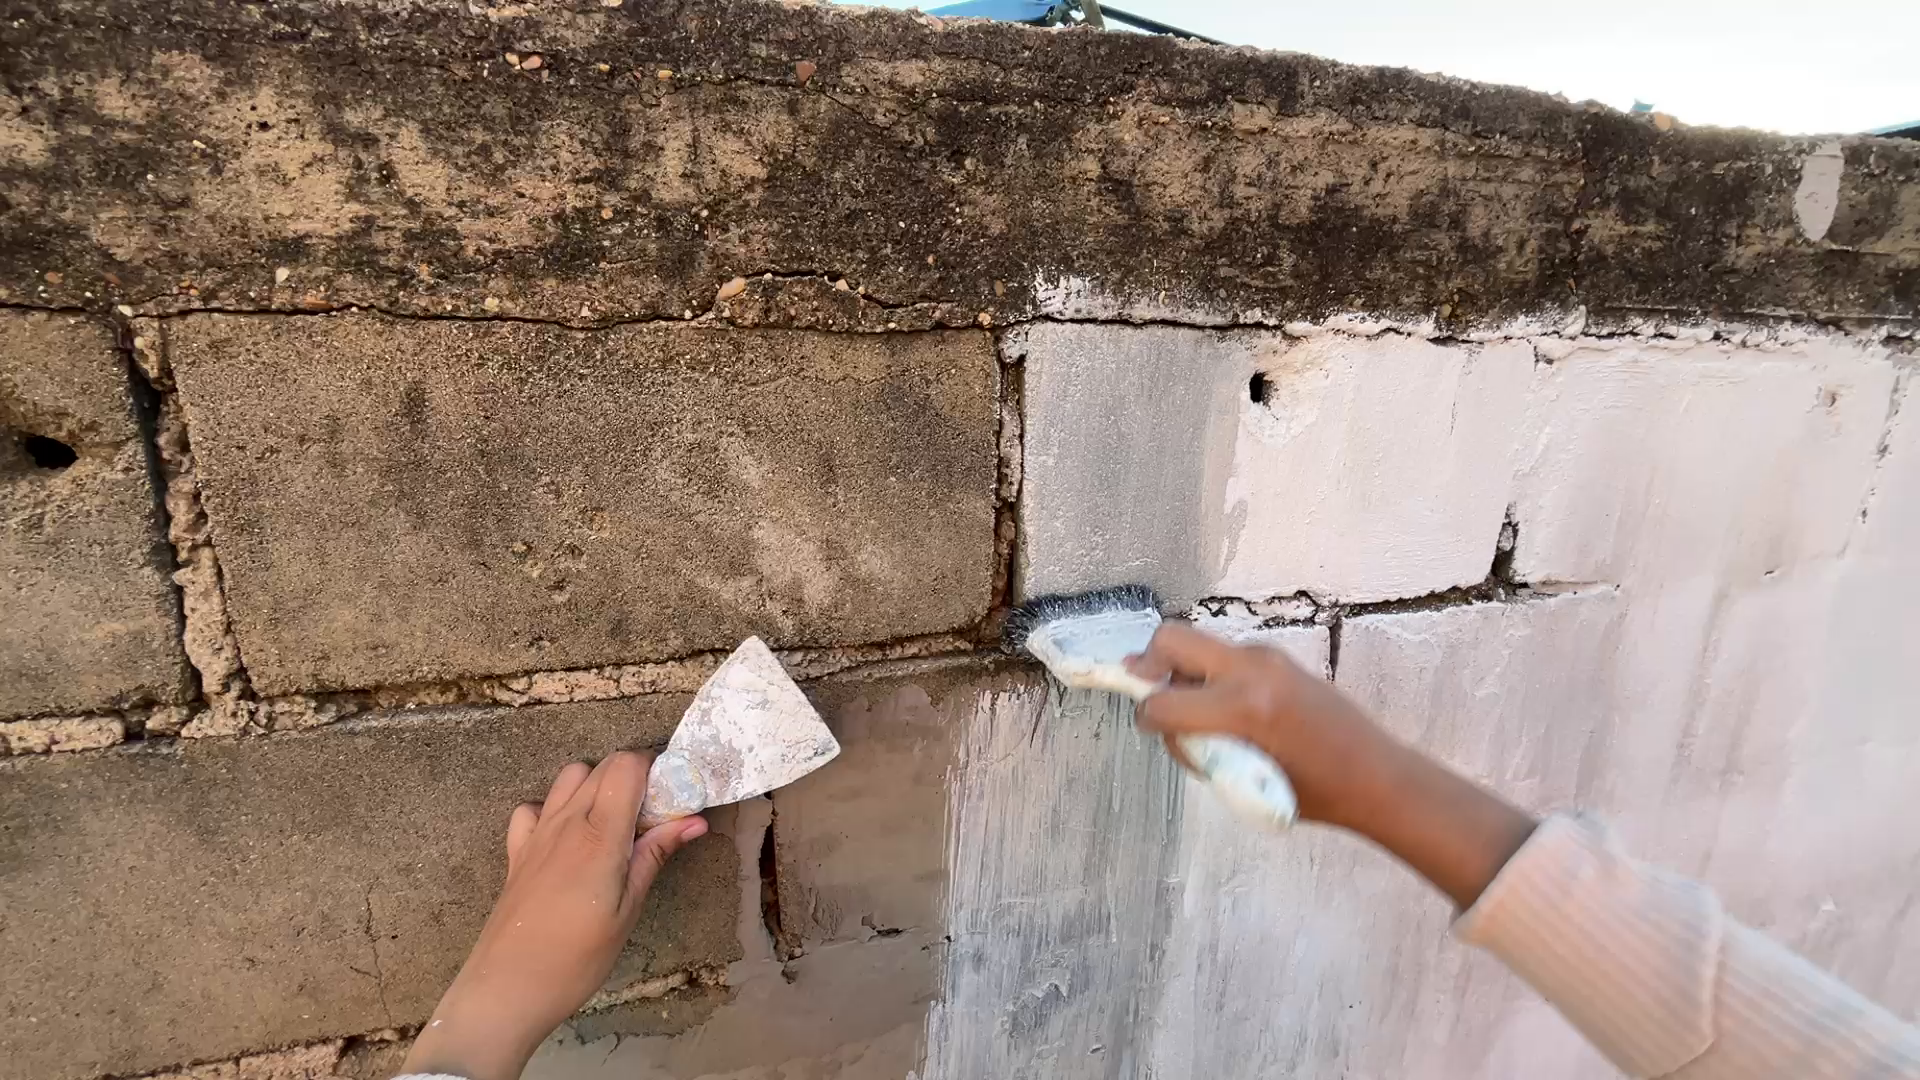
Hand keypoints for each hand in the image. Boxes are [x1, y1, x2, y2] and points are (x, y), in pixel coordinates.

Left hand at [401, 752, 708, 1079]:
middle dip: (633, 774)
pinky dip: (553, 808)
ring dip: (596, 782)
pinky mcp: (516, 851)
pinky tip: (566, 835)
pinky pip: (534, 808)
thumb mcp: (629, 908)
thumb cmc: (577, 957)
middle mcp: (567, 821)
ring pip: (570, 776)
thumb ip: (657, 853)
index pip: (626, 765)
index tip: (669, 793)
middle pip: (603, 765)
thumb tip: (696, 820)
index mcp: (600, 833)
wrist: (504, 994)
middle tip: (650, 812)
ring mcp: (537, 834)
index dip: (652, 767)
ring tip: (612, 819)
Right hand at [1124, 621, 1396, 828]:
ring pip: (1197, 644)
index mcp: (1243, 707)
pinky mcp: (1275, 656)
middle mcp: (1251, 669)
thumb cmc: (1314, 794)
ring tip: (1194, 709)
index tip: (1146, 726)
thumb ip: (1195, 743)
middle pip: (1171, 638)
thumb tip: (1159, 718)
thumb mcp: (1241, 780)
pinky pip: (1224, 656)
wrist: (1379, 777)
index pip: (1163, 701)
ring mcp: (1265, 656)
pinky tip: (1225, 707)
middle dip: (1146, 662)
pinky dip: (1210, 674)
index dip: (1145, 717)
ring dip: (1181, 668)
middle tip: (1140, 685)